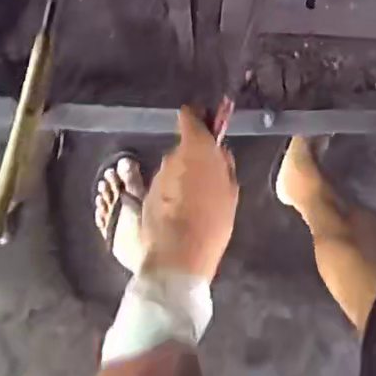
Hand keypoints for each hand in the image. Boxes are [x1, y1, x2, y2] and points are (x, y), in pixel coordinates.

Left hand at [139, 107, 238, 281]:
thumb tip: (219, 153)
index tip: (207, 124)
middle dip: (194, 157)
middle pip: (184, 148)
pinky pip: (164, 189)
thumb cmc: (212, 220)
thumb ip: (224, 165)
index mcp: (196, 147)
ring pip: (173, 170)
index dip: (198, 117)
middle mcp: (172, 157)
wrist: (177, 259)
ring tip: (196, 201)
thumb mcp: (231, 190)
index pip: (189, 116)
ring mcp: (156, 178)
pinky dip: (171, 195)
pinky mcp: (144, 200)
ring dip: (183, 178)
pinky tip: (181, 214)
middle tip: (209, 175)